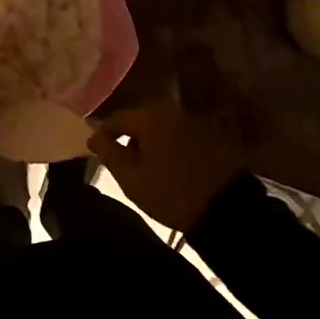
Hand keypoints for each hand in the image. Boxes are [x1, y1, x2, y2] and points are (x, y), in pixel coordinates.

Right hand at [88, 101, 247, 232]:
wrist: (227, 207)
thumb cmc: (171, 193)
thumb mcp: (131, 178)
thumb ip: (108, 152)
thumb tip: (93, 135)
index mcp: (150, 117)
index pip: (115, 119)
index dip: (103, 136)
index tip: (98, 154)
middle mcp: (172, 111)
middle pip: (140, 121)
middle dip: (129, 140)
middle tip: (123, 165)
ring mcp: (195, 121)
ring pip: (161, 127)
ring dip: (151, 143)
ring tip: (147, 168)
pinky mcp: (212, 135)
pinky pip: (181, 135)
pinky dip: (170, 146)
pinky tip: (171, 167)